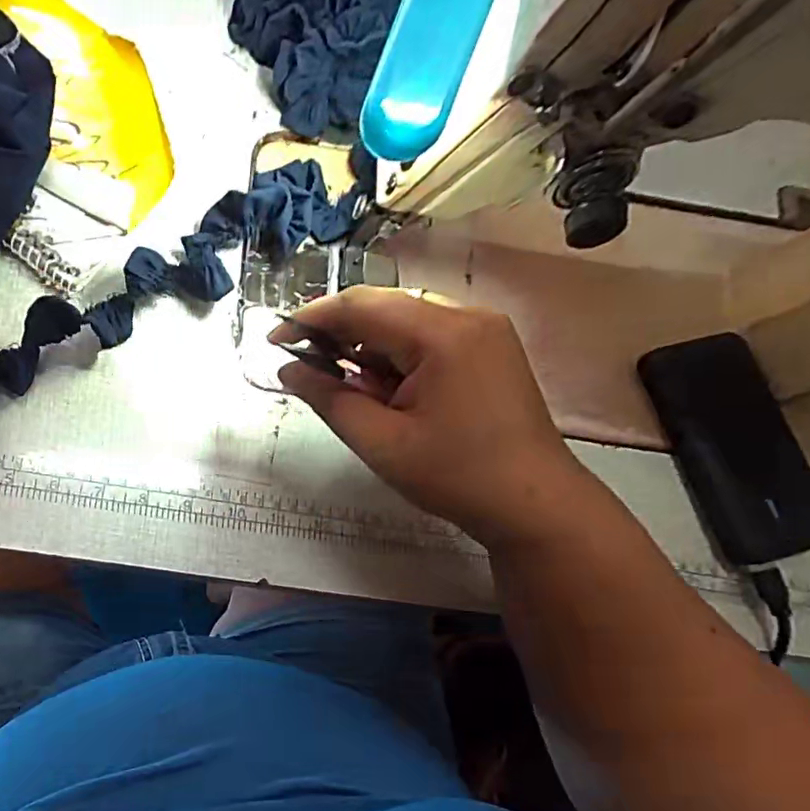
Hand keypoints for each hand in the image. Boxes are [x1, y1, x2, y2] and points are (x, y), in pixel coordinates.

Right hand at [271, 287, 592, 543]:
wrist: (533, 505)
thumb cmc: (456, 477)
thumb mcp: (379, 442)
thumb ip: (329, 399)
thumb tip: (289, 371)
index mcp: (442, 334)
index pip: (360, 305)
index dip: (311, 319)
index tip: (275, 339)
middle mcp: (468, 317)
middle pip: (384, 308)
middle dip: (341, 337)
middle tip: (309, 372)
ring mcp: (484, 331)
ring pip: (405, 323)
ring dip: (370, 351)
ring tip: (358, 397)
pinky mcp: (490, 349)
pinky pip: (429, 338)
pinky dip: (398, 359)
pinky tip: (390, 395)